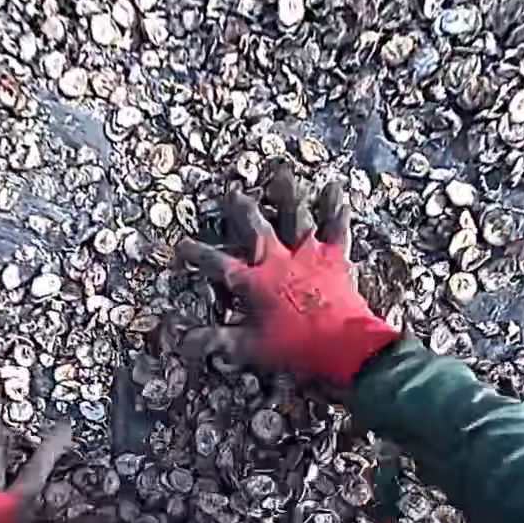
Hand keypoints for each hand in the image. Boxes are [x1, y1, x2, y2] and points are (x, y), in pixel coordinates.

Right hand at [176, 162, 401, 387]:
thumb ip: (215, 340)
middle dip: (240, 209)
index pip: (217, 263)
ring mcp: (308, 254)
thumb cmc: (293, 347)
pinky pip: (336, 227)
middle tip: (232, 193)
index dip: (197, 254)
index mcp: (254, 282)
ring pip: (295, 216)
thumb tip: (184, 342)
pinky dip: (335, 209)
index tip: (182, 246)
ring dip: (287, 195)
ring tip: (282, 175)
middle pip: (255, 226)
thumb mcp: (248, 347)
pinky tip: (334, 189)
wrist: (341, 344)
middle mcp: (277, 260)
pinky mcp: (335, 257)